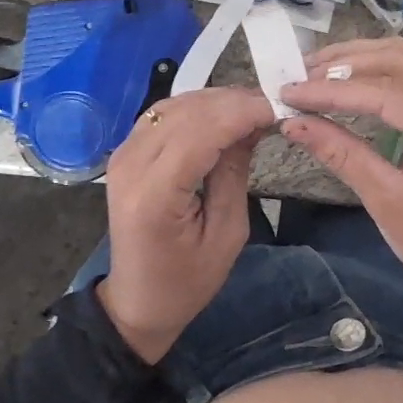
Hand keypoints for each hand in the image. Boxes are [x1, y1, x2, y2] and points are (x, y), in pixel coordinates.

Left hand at [98, 87, 275, 362]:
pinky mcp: (124, 153)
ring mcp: (122, 156)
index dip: (242, 112)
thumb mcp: (227, 235)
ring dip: (215, 102)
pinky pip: (162, 116)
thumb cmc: (187, 281)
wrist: (137, 300)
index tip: (279, 109)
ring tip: (253, 110)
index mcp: (155, 195)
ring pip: (173, 106)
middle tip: (272, 107)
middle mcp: (131, 166)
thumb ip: (234, 174)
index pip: (201, 132)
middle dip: (233, 102)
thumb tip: (254, 124)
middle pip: (186, 112)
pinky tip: (222, 117)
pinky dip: (195, 109)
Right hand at [278, 39, 402, 308]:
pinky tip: (340, 79)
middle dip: (340, 66)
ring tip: (310, 74)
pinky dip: (370, 71)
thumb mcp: (387, 203)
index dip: (334, 90)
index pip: (387, 92)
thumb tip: (292, 123)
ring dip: (353, 61)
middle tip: (294, 79)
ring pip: (402, 58)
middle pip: (396, 61)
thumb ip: (343, 156)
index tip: (288, 93)